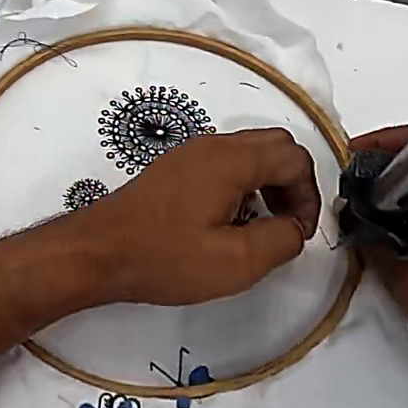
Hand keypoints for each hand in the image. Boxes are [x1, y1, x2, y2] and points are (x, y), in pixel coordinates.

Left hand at [61, 128, 322, 306]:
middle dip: (292, 183)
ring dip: (267, 182)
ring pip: (249, 151)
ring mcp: (189, 152)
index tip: (299, 233)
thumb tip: (294, 227)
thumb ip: (281, 240)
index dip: (309, 195)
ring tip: (258, 226)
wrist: (98, 251)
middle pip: (274, 145)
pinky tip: (227, 220)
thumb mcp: (234, 262)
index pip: (294, 157)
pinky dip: (241, 182)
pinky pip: (223, 161)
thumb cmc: (163, 257)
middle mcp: (211, 145)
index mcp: (229, 161)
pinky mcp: (175, 166)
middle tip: (286, 224)